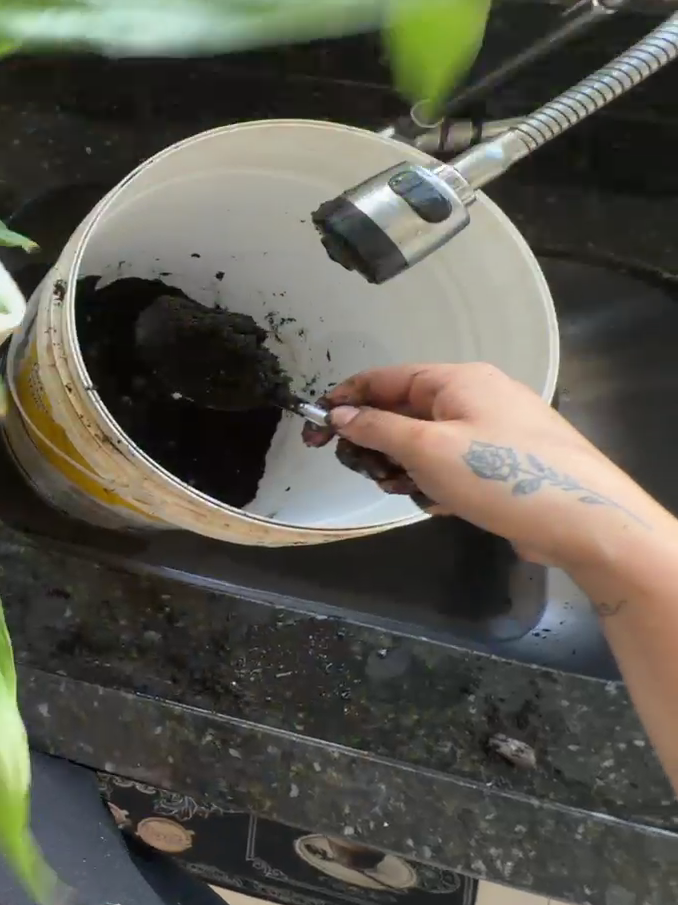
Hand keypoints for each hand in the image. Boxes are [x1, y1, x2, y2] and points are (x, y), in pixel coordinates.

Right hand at [302, 362, 665, 567]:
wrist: (590, 525)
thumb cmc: (501, 475)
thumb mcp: (423, 448)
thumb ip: (371, 427)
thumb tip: (336, 414)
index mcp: (456, 382)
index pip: (378, 379)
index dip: (340, 402)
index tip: (314, 433)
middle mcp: (472, 398)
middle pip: (394, 413)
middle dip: (371, 443)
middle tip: (363, 470)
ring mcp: (488, 431)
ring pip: (414, 441)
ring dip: (396, 467)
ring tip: (404, 489)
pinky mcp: (498, 462)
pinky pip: (441, 462)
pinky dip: (426, 479)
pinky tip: (434, 500)